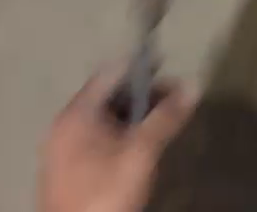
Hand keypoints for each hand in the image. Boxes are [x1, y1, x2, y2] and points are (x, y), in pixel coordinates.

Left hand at [40, 66, 194, 211]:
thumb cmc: (106, 192)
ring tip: (163, 122)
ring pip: (106, 118)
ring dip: (135, 115)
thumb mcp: (142, 151)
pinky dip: (122, 133)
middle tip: (174, 99)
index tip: (168, 65)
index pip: (111, 73)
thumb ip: (167, 116)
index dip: (140, 66)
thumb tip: (193, 85)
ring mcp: (63, 150)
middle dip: (143, 93)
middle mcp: (65, 126)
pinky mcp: (68, 171)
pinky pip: (99, 137)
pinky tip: (141, 145)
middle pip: (109, 95)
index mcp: (76, 114)